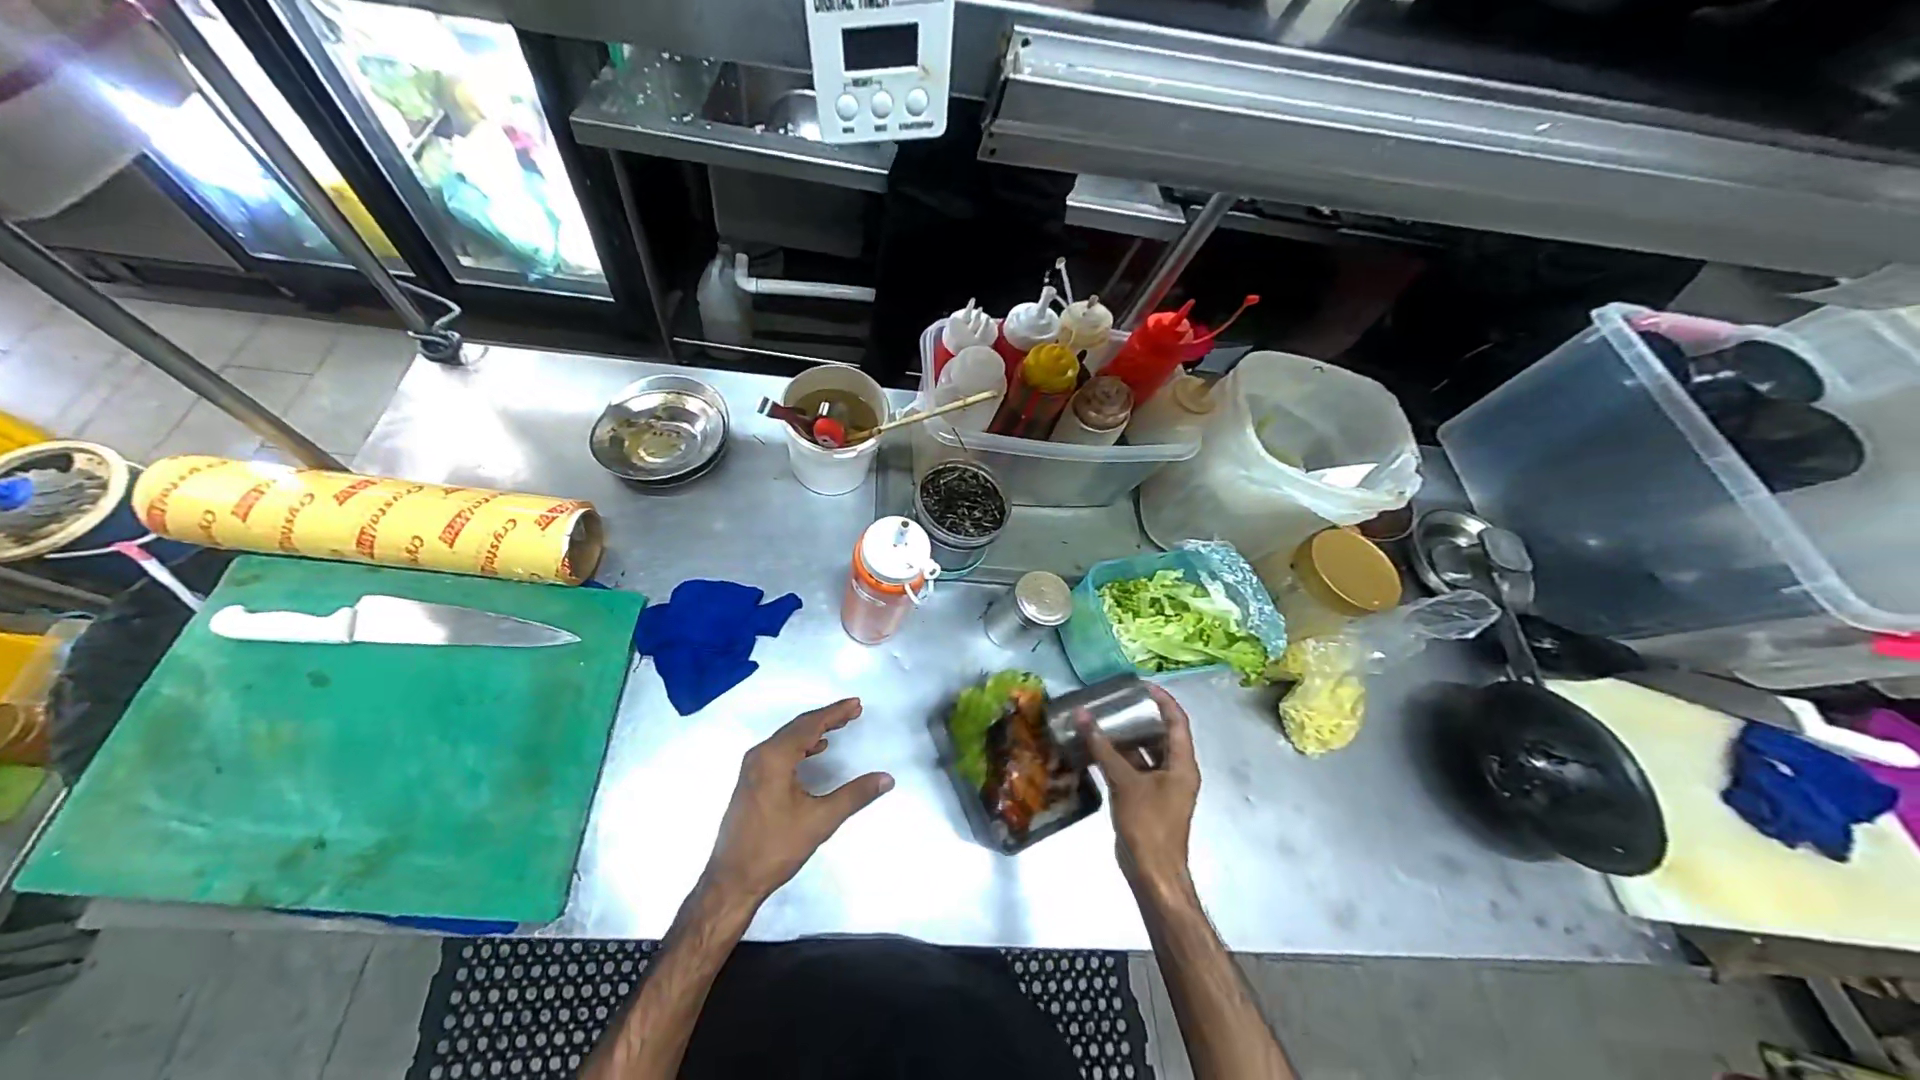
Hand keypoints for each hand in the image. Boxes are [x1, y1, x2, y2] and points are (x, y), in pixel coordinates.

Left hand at [703, 698, 893, 906]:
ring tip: (839, 726)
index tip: (856, 704)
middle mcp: (760, 756)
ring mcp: (752, 768)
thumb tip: (886, 778)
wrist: (732, 880)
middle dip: (826, 717)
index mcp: (774, 758)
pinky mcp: (751, 781)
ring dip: (814, 730)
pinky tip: (815, 750)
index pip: (809, 725)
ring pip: (787, 738)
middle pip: (797, 726)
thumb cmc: (775, 848)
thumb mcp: (820, 820)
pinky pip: (779, 750)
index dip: (835, 712)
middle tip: (853, 711)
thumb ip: (855, 795)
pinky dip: (800, 744)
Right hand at [1082, 684, 1199, 896]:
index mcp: (1182, 764)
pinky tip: (1097, 751)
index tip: (1141, 685)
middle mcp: (1177, 772)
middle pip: (1162, 735)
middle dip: (1140, 717)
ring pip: (1146, 753)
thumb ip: (1103, 748)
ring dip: (1126, 739)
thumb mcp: (1124, 782)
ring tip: (1103, 721)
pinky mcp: (1148, 800)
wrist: (1152, 872)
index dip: (1162, 700)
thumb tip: (1083, 717)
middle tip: (1115, 702)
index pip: (1177, 721)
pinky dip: (1120, 759)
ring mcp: (1163, 787)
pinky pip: (1136, 770)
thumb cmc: (1147, 824)